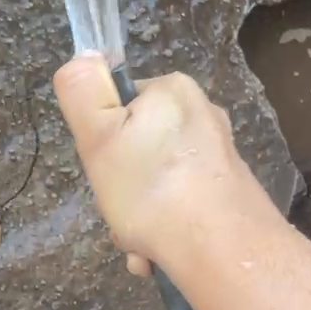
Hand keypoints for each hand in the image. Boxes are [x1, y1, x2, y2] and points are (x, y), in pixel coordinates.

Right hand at [53, 51, 264, 274]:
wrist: (222, 251)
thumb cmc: (152, 190)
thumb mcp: (98, 136)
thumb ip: (82, 92)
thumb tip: (82, 55)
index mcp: (173, 92)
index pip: (119, 107)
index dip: (101, 141)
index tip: (103, 168)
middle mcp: (202, 115)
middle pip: (137, 149)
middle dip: (120, 188)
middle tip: (118, 210)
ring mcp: (218, 157)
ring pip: (155, 184)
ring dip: (136, 216)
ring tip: (138, 242)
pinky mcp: (228, 193)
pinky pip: (179, 207)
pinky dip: (161, 229)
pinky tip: (155, 254)